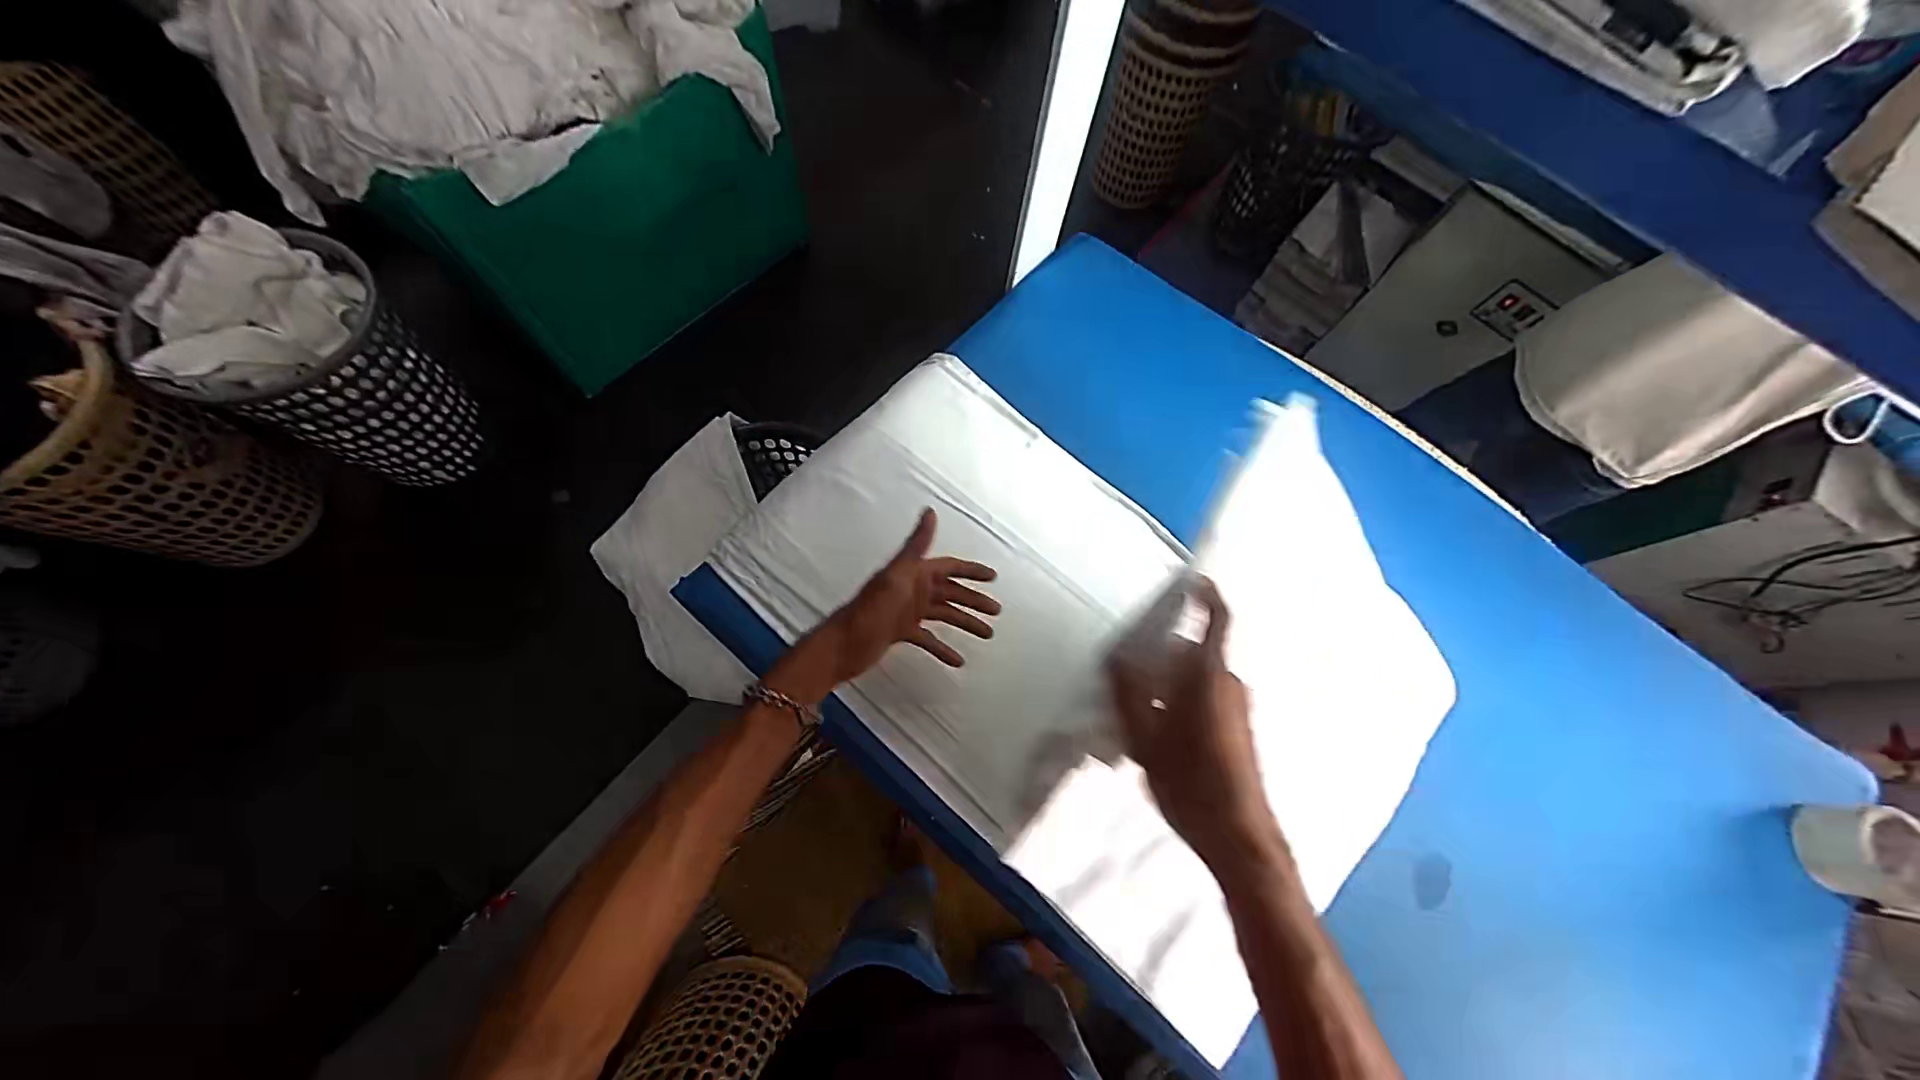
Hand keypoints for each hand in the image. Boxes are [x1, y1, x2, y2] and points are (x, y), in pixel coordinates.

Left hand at [766, 508, 999, 703]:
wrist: (842, 646)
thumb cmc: (870, 610)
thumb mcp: (896, 575)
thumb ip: (916, 545)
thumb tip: (930, 511)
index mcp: (914, 574)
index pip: (950, 568)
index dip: (972, 571)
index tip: (993, 577)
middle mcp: (912, 590)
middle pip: (950, 593)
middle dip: (974, 600)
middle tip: (997, 611)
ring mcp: (906, 612)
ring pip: (943, 615)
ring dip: (964, 623)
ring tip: (987, 635)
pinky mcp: (900, 633)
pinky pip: (928, 639)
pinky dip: (943, 648)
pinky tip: (958, 661)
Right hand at [1107, 578, 1277, 868]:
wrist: (1238, 836)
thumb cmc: (1190, 781)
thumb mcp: (1146, 737)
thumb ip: (1129, 693)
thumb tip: (1117, 656)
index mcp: (1211, 676)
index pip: (1217, 620)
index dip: (1207, 596)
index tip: (1191, 581)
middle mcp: (1229, 684)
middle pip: (1193, 652)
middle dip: (1160, 654)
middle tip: (1124, 668)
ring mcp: (1236, 709)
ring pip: (1195, 678)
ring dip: (1166, 683)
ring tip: (1131, 708)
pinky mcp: (1236, 730)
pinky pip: (1203, 698)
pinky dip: (1178, 701)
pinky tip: (1153, 733)